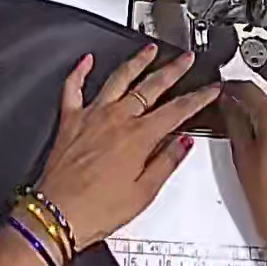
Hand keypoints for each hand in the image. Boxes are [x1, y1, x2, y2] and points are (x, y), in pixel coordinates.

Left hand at [36, 45, 219, 249]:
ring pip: (119, 78)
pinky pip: (74, 88)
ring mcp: (93, 115)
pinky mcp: (71, 119)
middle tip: (186, 58)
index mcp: (139, 137)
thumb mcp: (143, 194)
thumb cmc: (96, 210)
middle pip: (152, 85)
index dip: (198, 97)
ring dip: (137, 61)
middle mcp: (117, 118)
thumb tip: (184, 142)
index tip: (210, 89)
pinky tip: (87, 60)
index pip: (177, 110)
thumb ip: (166, 162)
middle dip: (174, 69)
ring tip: (149, 49)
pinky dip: (80, 71)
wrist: (56, 216)